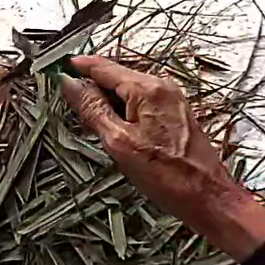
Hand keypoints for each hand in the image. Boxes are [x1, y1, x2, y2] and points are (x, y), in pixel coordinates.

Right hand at [60, 55, 264, 260]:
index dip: (77, 66)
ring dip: (106, 101)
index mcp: (147, 88)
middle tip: (69, 103)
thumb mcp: (118, 142)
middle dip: (91, 87)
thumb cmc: (166, 175)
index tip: (56, 67)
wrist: (208, 198)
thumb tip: (68, 83)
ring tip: (91, 123)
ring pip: (127, 90)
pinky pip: (140, 101)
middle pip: (115, 76)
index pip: (103, 67)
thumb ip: (91, 108)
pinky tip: (114, 129)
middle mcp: (162, 86)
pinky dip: (122, 110)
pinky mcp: (174, 112)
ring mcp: (171, 98)